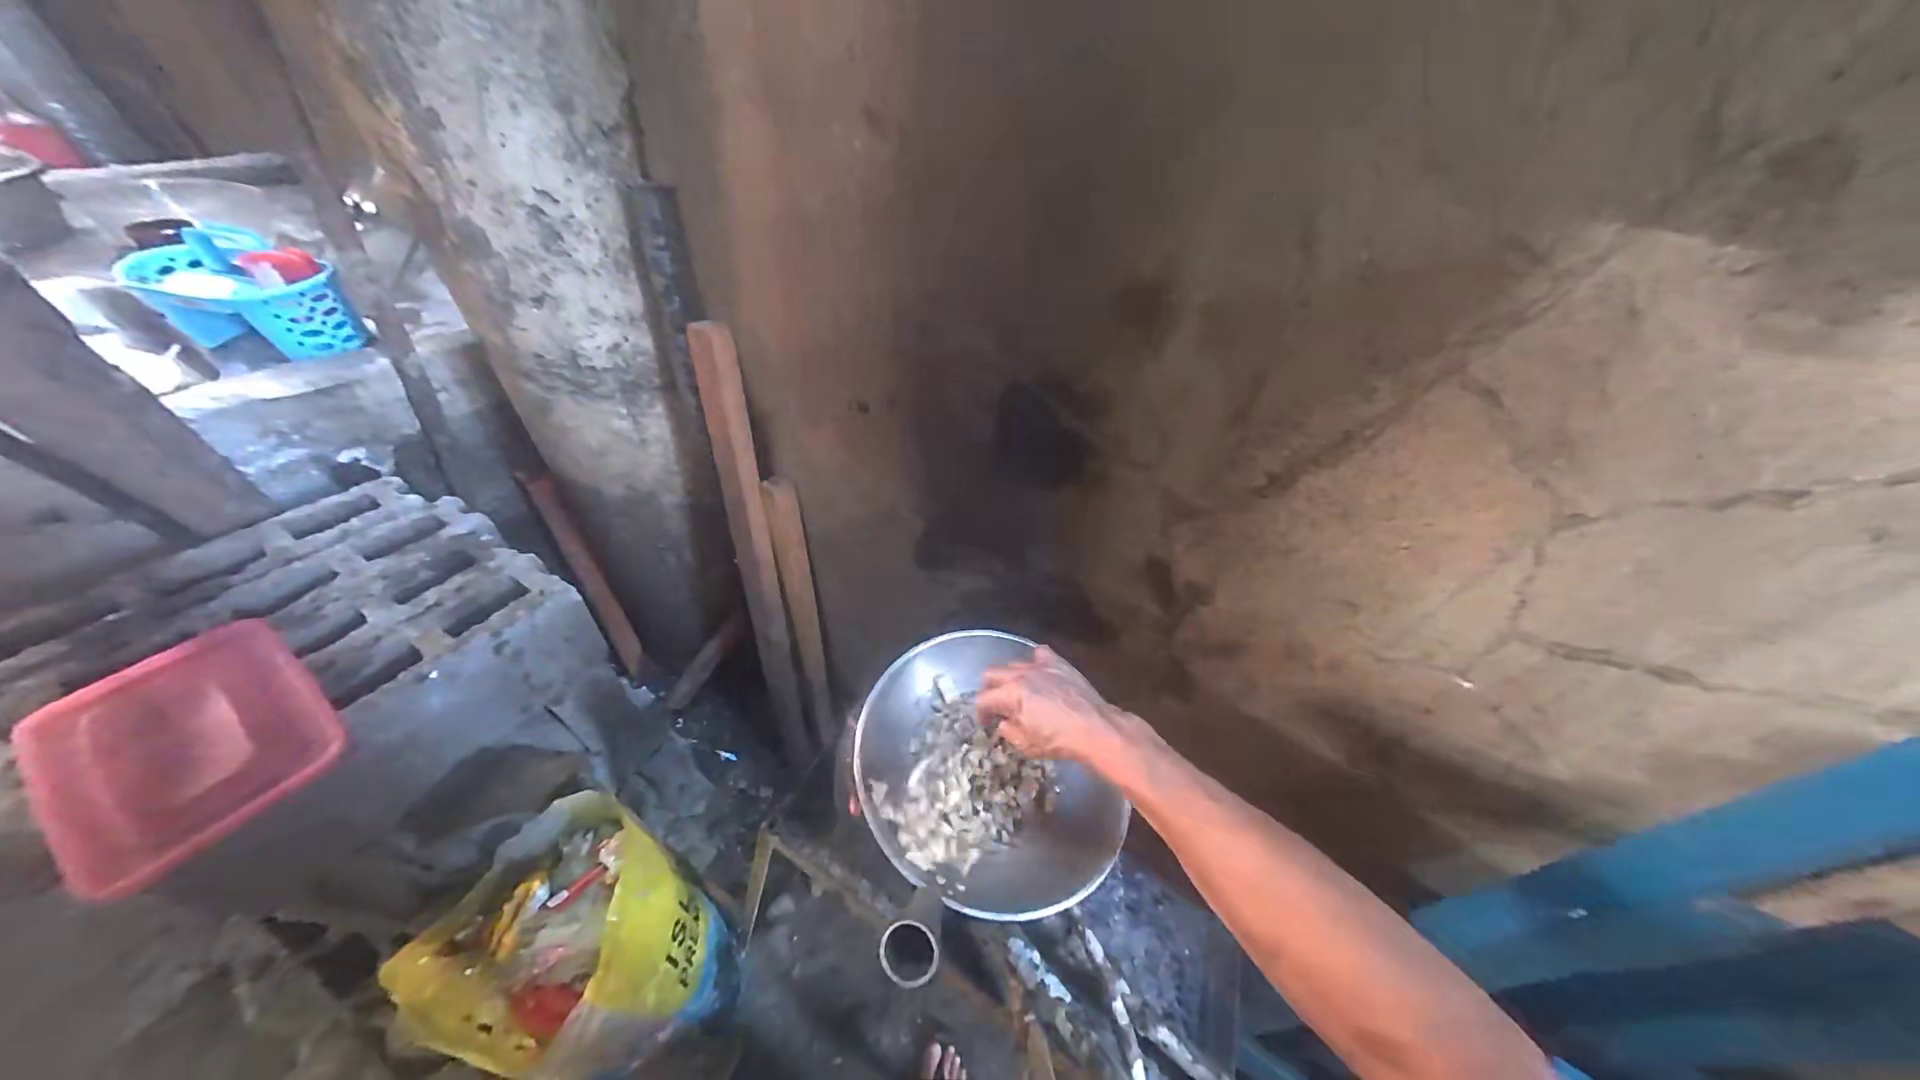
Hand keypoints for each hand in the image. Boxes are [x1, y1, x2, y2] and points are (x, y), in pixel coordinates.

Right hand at [975, 645, 1131, 766]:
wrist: (1095, 728)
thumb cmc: (1059, 740)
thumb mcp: (1027, 745)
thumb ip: (1009, 731)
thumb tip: (1004, 723)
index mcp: (1010, 694)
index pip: (983, 699)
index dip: (980, 712)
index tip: (985, 722)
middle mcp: (1021, 675)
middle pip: (992, 674)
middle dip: (990, 690)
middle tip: (997, 705)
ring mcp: (1040, 666)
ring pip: (1014, 664)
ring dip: (1010, 677)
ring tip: (1018, 691)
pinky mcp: (1058, 664)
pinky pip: (1040, 654)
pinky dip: (1035, 662)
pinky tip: (1038, 673)